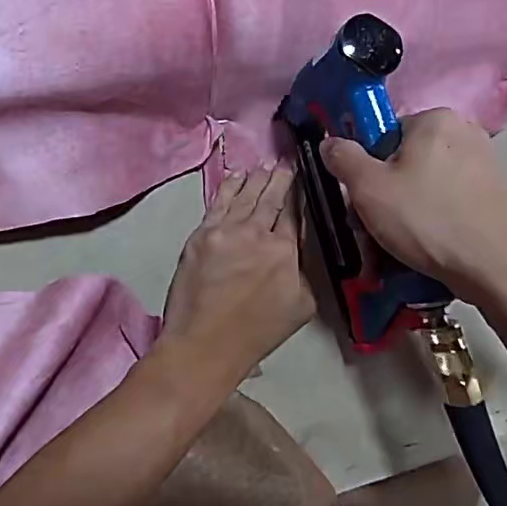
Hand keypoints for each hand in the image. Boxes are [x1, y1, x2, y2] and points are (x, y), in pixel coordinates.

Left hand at [158, 165, 315, 383]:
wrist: (204, 343)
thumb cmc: (256, 333)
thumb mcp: (302, 306)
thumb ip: (304, 271)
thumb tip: (299, 251)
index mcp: (286, 251)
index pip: (295, 213)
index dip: (299, 194)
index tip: (302, 179)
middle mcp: (257, 233)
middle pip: (271, 197)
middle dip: (280, 177)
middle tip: (285, 162)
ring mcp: (226, 230)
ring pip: (245, 195)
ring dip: (256, 178)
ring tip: (264, 165)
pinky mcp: (201, 234)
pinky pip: (219, 202)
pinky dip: (229, 186)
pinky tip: (237, 176)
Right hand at [321, 108, 506, 304]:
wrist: (503, 269)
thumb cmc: (428, 219)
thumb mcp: (368, 188)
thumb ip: (342, 158)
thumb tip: (330, 142)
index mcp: (434, 119)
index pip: (382, 136)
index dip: (366, 169)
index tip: (363, 200)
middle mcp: (464, 133)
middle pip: (404, 163)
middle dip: (386, 198)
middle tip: (375, 231)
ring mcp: (486, 165)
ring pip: (426, 188)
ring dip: (406, 216)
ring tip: (399, 250)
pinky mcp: (499, 197)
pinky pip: (451, 205)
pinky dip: (435, 225)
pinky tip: (430, 252)